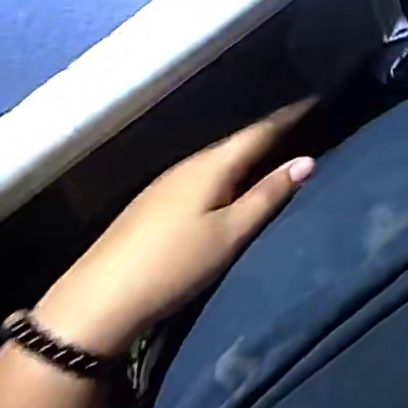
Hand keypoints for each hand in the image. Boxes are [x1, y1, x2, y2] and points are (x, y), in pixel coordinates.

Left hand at [31, 100, 316, 356]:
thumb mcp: (232, 233)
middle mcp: (188, 164)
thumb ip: (270, 194)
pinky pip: (204, 173)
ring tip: (278, 151)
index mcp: (212, 165)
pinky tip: (234, 182)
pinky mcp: (153, 204)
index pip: (260, 130)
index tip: (315, 101)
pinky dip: (228, 170)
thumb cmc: (173, 265)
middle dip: (271, 132)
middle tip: (304, 125)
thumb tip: (307, 160)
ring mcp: (166, 184)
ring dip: (249, 153)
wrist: (92, 306)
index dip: (289, 115)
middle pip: (238, 141)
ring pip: (220, 158)